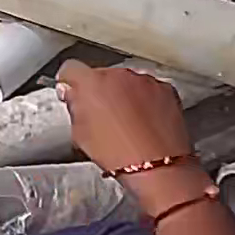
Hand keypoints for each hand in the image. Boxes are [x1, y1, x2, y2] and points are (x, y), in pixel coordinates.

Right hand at [55, 60, 193, 172]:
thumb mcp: (79, 133)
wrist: (156, 166)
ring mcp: (144, 80)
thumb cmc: (117, 152)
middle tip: (98, 114)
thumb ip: (74, 106)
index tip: (70, 91)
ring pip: (125, 81)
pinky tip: (141, 121)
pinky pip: (148, 88)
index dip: (68, 81)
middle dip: (98, 90)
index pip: (70, 68)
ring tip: (123, 121)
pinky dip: (144, 100)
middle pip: (100, 75)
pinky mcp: (165, 89)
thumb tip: (73, 95)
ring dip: (122, 94)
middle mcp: (118, 75)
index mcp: (90, 82)